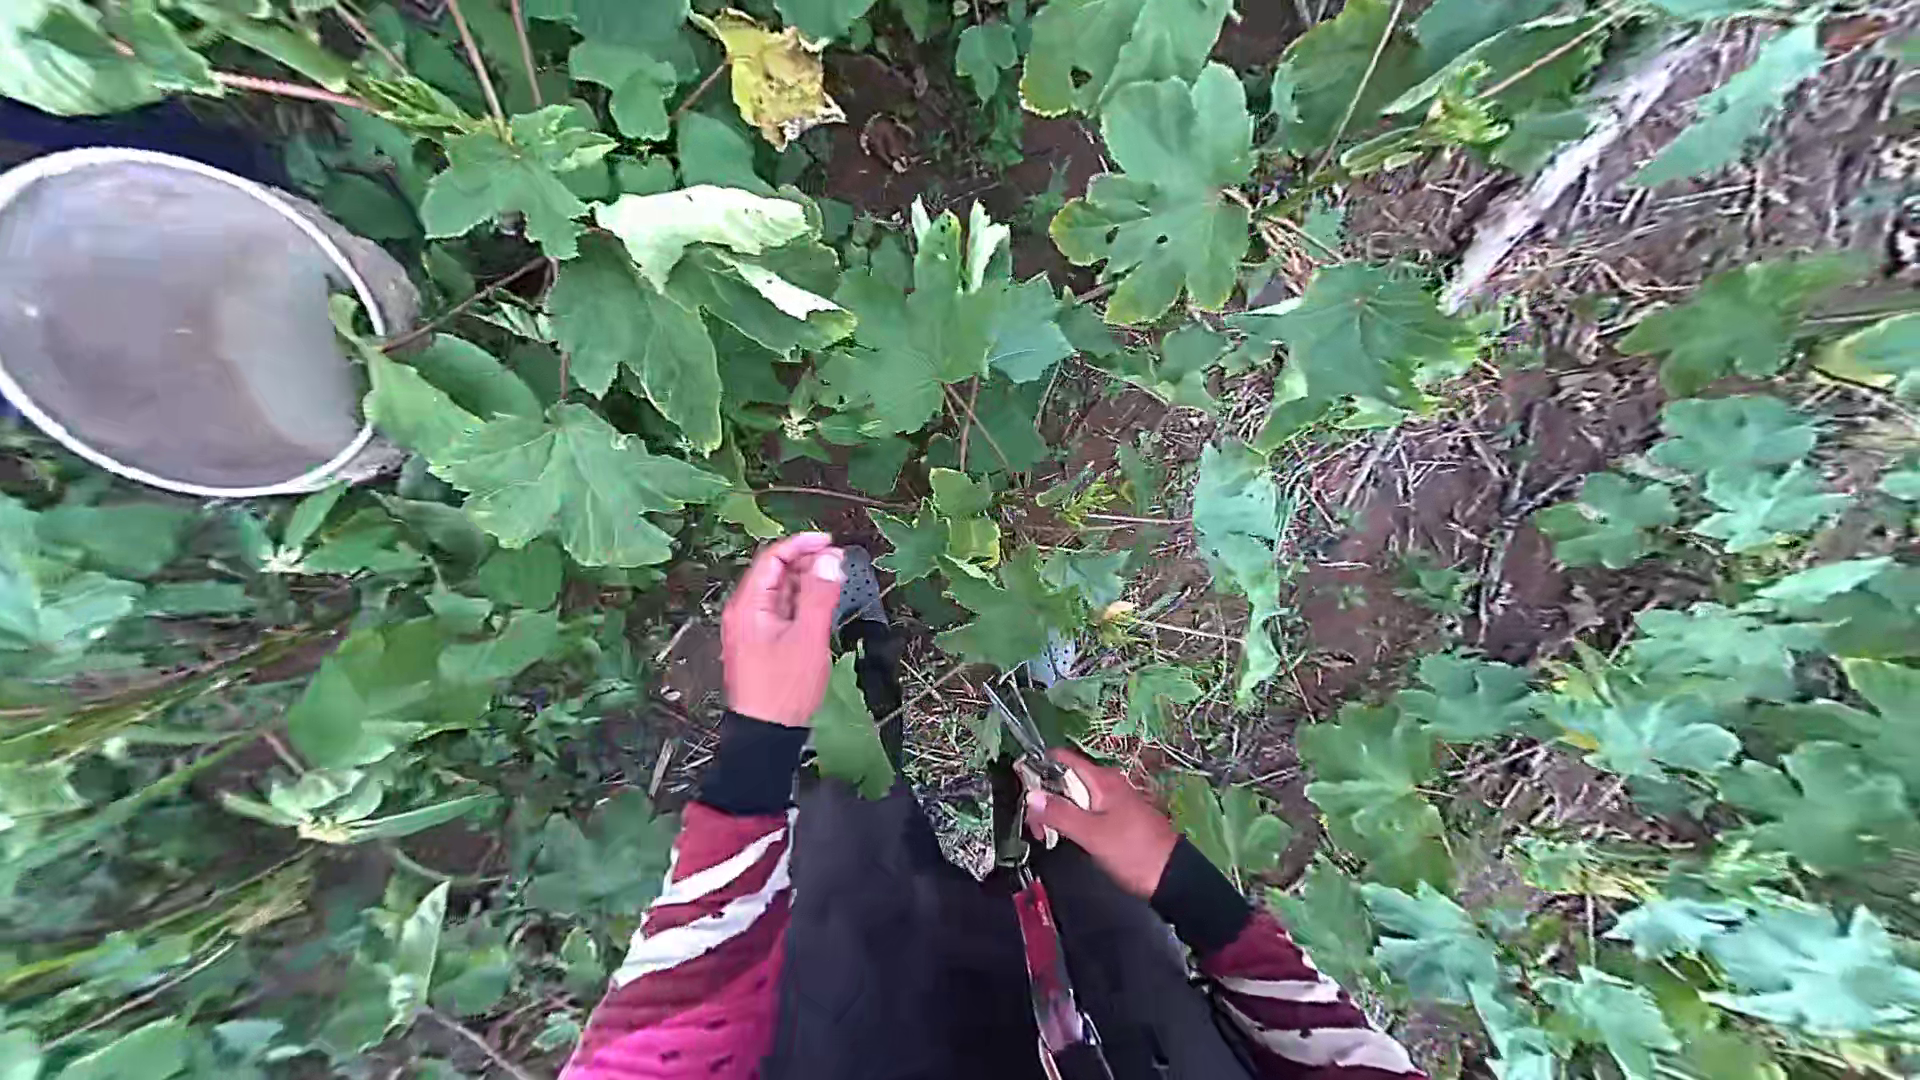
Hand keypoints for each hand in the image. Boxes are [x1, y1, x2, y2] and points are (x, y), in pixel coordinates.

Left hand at [721, 532, 844, 726]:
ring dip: (806, 580)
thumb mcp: (808, 637)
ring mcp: (752, 628)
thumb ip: (820, 595)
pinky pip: (782, 610)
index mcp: (748, 606)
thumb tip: (830, 559)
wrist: (768, 734)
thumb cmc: (785, 688)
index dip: (801, 544)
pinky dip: (802, 601)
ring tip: (834, 578)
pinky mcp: (762, 641)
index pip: (772, 559)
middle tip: (837, 561)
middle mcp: (745, 612)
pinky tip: (821, 602)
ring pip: (780, 591)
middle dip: (806, 561)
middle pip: (774, 572)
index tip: (829, 542)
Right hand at [1024, 748, 1179, 898]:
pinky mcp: (1117, 817)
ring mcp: (1113, 800)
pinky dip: (1072, 819)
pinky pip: (1086, 809)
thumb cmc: (1133, 852)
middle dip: (1045, 796)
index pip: (1061, 758)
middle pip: (1065, 778)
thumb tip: (1030, 794)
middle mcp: (1106, 783)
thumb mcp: (1092, 835)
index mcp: (1101, 779)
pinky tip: (1066, 837)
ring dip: (1057, 810)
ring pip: (1075, 796)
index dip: (1038, 766)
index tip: (1021, 786)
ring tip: (1045, 835)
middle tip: (1034, 825)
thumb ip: (1060, 813)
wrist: (1175, 879)